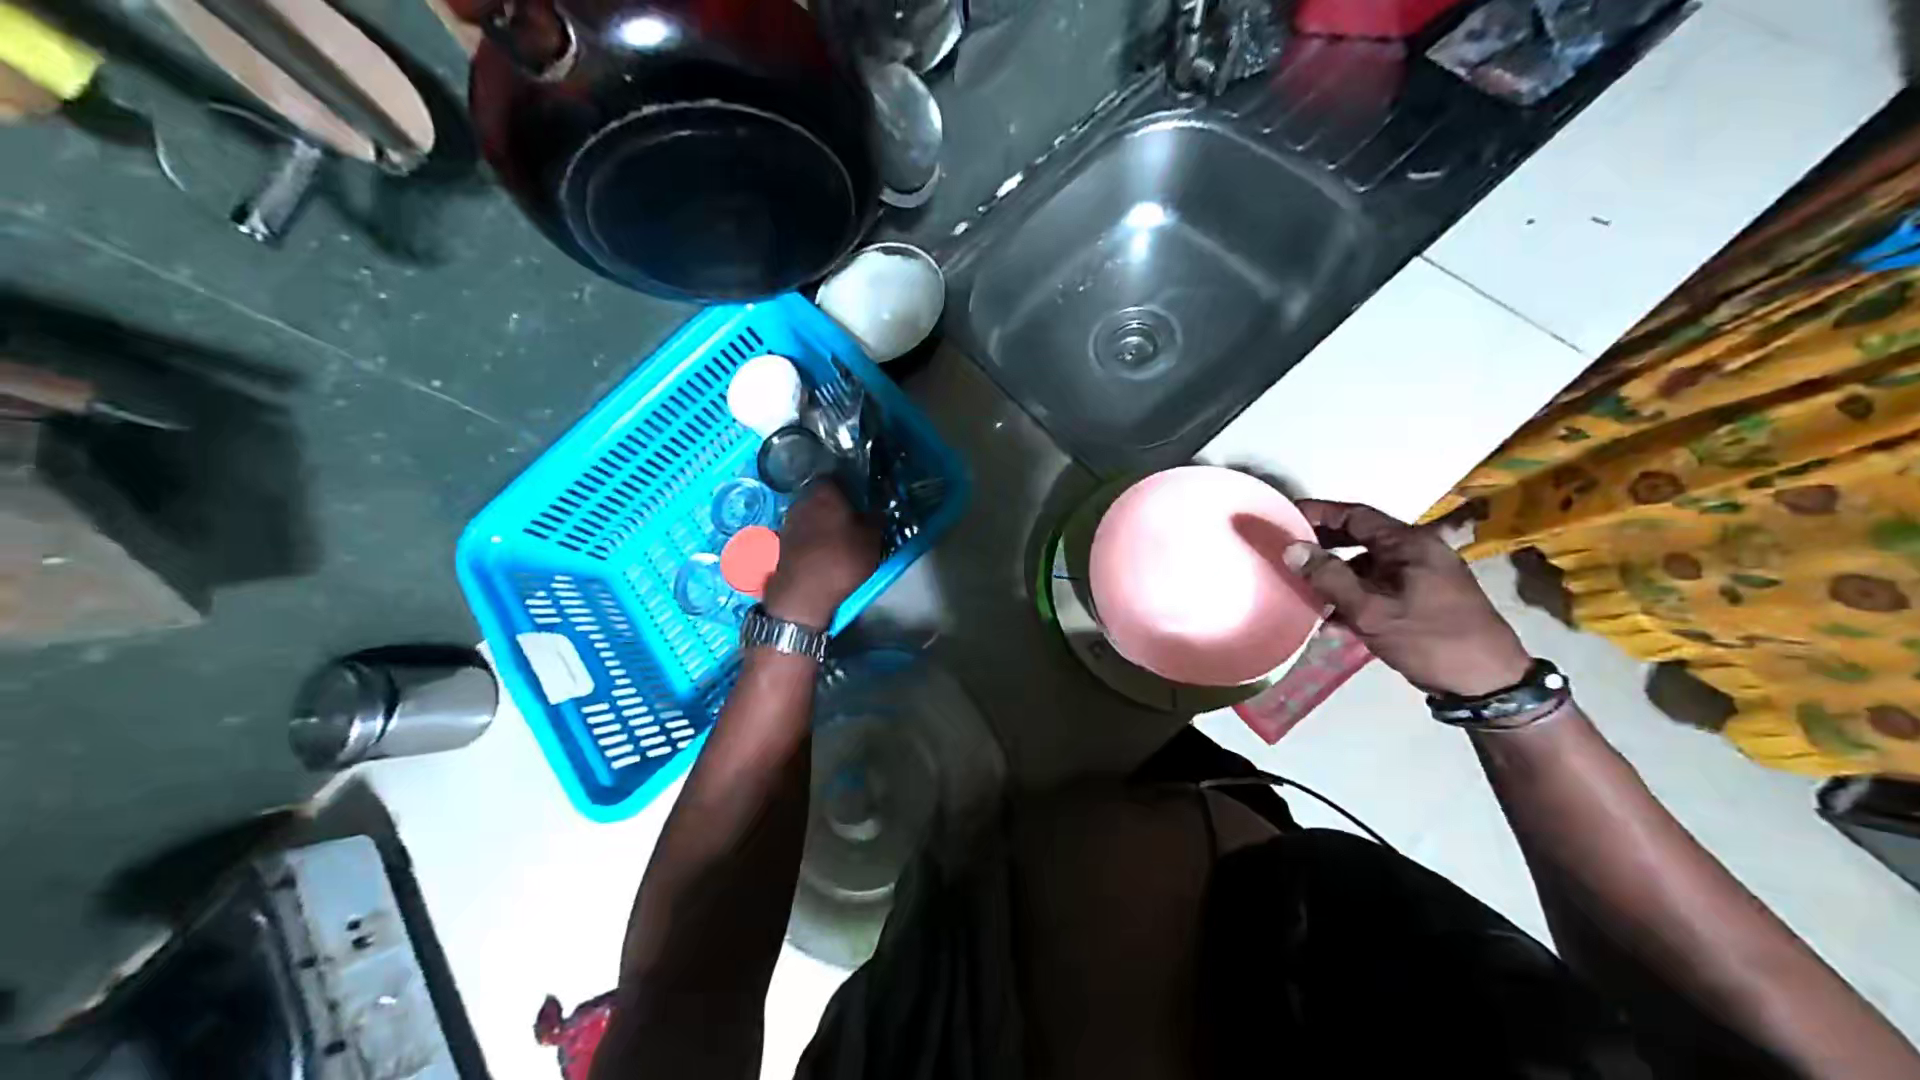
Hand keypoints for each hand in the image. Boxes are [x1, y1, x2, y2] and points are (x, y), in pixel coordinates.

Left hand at [762, 481, 880, 628]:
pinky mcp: (783, 541)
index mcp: (825, 490)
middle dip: (838, 503)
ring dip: (824, 520)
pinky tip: (825, 549)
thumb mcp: (872, 538)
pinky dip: (814, 536)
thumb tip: (877, 510)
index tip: (864, 498)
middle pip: (824, 494)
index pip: (841, 476)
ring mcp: (789, 520)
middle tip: (855, 517)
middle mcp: (803, 498)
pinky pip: (804, 531)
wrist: (804, 594)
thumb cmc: (842, 559)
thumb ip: (876, 518)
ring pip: (812, 513)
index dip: (854, 485)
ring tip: (841, 536)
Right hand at [1282, 499, 1530, 696]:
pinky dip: (1352, 594)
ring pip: (1366, 565)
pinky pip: (1377, 586)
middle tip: (1286, 551)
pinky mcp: (1422, 599)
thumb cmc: (1429, 638)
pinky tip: (1329, 617)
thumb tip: (1291, 548)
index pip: (1355, 515)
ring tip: (1301, 588)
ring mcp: (1421, 576)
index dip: (1318, 513)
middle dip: (1322, 544)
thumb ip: (1328, 577)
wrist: (1488, 683)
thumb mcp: (1370, 610)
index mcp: (1408, 544)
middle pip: (1359, 537)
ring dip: (1334, 575)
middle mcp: (1416, 552)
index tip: (1284, 516)